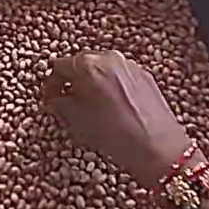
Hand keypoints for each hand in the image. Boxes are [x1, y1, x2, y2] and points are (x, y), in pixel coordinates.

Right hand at [41, 50, 190, 184]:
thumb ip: (62, 104)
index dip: (51, 84)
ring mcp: (129, 66)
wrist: (160, 149)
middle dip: (71, 81)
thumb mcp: (80, 121)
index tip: (49, 97)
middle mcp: (110, 59)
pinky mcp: (144, 76)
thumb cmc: (118, 136)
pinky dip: (109, 86)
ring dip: (91, 83)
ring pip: (101, 68)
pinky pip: (118, 75)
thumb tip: (56, 99)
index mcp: (89, 65)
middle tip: (65, 101)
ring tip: (88, 106)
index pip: (59, 66)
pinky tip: (109, 106)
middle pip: (81, 63)